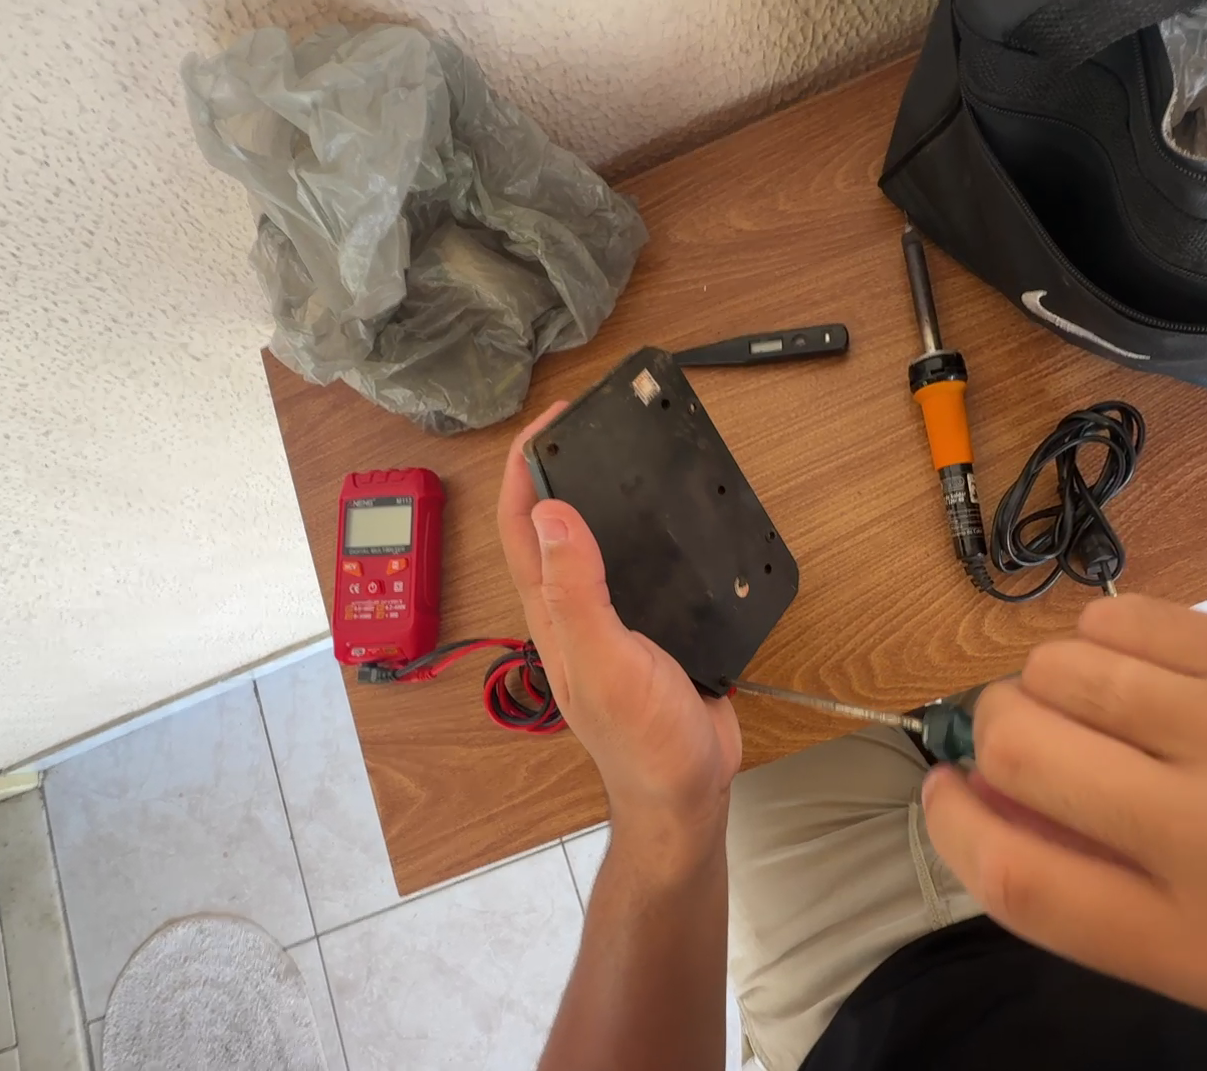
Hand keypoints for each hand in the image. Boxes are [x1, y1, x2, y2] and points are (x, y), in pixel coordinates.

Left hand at [498, 404, 741, 873]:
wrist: (686, 787)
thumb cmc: (643, 736)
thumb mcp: (607, 661)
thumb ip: (576, 593)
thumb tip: (550, 512)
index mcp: (552, 610)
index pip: (521, 524)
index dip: (524, 466)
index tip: (553, 419)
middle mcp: (573, 607)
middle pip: (551, 525)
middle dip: (561, 470)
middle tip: (597, 427)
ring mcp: (612, 619)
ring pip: (594, 543)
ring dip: (600, 498)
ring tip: (632, 459)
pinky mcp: (650, 629)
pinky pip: (637, 567)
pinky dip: (644, 533)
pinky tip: (673, 520)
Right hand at [923, 594, 1206, 1021]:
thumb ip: (1093, 888)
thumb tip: (979, 799)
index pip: (1013, 875)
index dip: (950, 825)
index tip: (944, 790)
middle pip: (1015, 746)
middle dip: (993, 733)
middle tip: (1028, 740)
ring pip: (1056, 666)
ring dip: (1048, 686)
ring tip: (1103, 706)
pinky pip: (1116, 617)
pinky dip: (1099, 641)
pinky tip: (1146, 669)